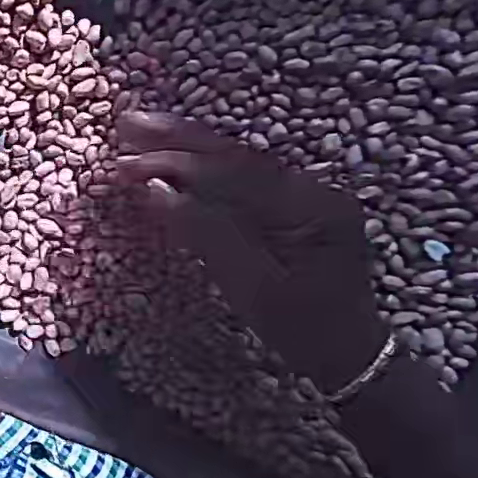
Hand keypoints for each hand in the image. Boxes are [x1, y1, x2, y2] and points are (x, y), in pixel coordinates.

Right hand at [113, 111, 382, 393]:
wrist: (350, 354)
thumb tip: (155, 190)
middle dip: (178, 139)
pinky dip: (203, 166)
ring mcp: (304, 194)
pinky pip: (241, 177)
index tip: (127, 164)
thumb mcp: (252, 288)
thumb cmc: (302, 328)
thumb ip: (205, 233)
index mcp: (310, 207)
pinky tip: (175, 155)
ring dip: (186, 146)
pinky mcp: (290, 205)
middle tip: (129, 122)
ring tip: (142, 131)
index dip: (176, 163)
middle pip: (235, 155)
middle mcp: (312, 189)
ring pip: (236, 161)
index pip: (234, 172)